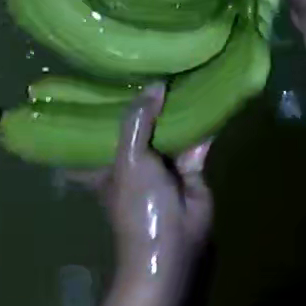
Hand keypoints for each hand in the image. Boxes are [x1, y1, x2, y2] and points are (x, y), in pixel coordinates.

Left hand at [86, 86, 213, 286]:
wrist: (175, 240)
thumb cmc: (138, 205)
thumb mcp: (129, 159)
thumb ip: (137, 121)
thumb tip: (156, 85)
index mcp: (106, 166)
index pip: (94, 136)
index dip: (97, 112)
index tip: (101, 83)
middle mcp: (133, 161)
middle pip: (137, 127)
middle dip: (145, 102)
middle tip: (153, 64)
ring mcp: (163, 164)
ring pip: (170, 129)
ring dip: (178, 108)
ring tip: (185, 70)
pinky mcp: (192, 166)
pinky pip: (197, 138)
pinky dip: (204, 121)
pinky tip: (212, 94)